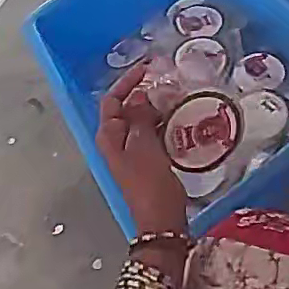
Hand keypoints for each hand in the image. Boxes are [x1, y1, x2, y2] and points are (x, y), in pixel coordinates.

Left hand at [96, 63, 187, 235]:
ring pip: (140, 120)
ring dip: (155, 106)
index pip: (113, 100)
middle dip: (144, 92)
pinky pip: (152, 132)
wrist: (161, 220)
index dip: (128, 81)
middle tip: (167, 79)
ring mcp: (132, 152)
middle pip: (125, 108)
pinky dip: (162, 121)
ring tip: (176, 94)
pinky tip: (179, 117)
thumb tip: (139, 94)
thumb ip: (139, 117)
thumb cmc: (149, 182)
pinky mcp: (147, 160)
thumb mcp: (144, 146)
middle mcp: (116, 142)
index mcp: (109, 136)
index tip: (149, 68)